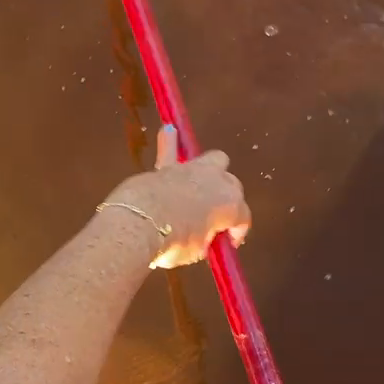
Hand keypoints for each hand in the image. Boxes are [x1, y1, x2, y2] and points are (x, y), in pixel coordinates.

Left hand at [103, 124, 251, 268]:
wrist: (141, 224)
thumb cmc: (173, 244)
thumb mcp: (195, 252)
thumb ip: (203, 241)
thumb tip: (199, 238)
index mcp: (231, 205)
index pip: (242, 218)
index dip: (236, 232)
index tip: (227, 243)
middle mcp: (218, 181)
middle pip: (231, 187)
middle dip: (225, 202)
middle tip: (212, 220)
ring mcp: (193, 170)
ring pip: (215, 160)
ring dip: (212, 172)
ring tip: (204, 184)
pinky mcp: (168, 167)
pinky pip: (171, 149)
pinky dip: (170, 143)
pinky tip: (169, 132)